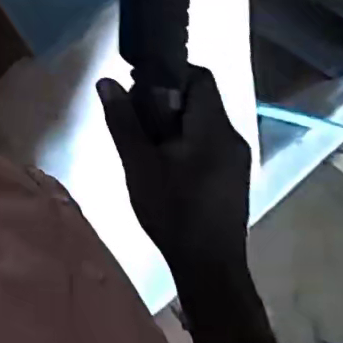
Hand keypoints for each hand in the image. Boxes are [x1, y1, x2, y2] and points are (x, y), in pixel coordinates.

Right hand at [98, 65, 252, 284]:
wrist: (210, 271)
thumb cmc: (174, 211)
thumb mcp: (139, 164)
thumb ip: (123, 120)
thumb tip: (106, 81)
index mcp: (214, 128)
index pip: (199, 77)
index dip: (170, 72)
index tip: (142, 84)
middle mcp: (232, 137)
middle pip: (201, 98)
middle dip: (167, 99)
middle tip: (138, 115)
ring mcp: (237, 159)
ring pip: (204, 122)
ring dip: (175, 121)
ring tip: (147, 141)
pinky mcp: (234, 178)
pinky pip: (210, 142)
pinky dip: (187, 140)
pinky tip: (166, 162)